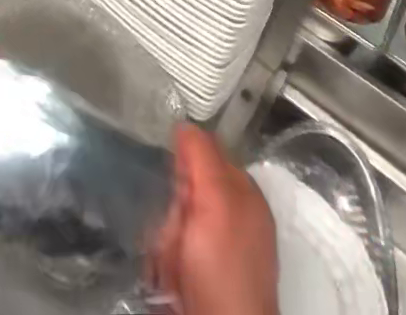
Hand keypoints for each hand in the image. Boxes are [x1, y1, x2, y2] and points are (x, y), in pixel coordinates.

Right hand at [154, 125, 279, 314]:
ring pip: (171, 227)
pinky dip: (163, 266)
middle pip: (183, 194)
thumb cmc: (223, 266)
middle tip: (175, 236)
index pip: (204, 158)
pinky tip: (170, 281)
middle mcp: (231, 217)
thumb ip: (202, 158)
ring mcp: (214, 251)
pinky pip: (167, 258)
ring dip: (164, 244)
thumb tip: (184, 125)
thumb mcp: (215, 201)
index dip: (183, 169)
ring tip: (172, 266)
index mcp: (242, 193)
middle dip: (171, 214)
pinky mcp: (197, 279)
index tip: (170, 185)